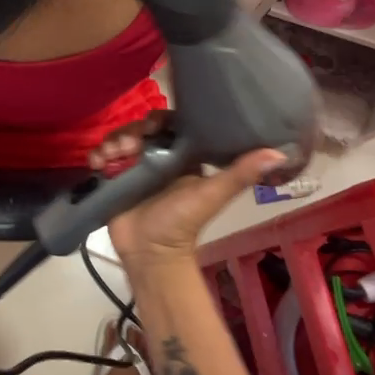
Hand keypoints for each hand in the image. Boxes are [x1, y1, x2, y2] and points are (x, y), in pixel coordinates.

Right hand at [90, 113, 289, 275]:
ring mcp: (134, 166)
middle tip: (125, 147)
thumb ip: (238, 174)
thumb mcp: (210, 195)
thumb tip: (278, 153)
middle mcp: (158, 156)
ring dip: (111, 142)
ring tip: (108, 157)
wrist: (149, 255)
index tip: (150, 125)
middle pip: (140, 128)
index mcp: (183, 156)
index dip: (157, 119)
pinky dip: (98, 155)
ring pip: (119, 139)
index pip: (170, 123)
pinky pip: (104, 156)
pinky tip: (96, 164)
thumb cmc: (182, 224)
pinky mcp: (114, 177)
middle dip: (128, 132)